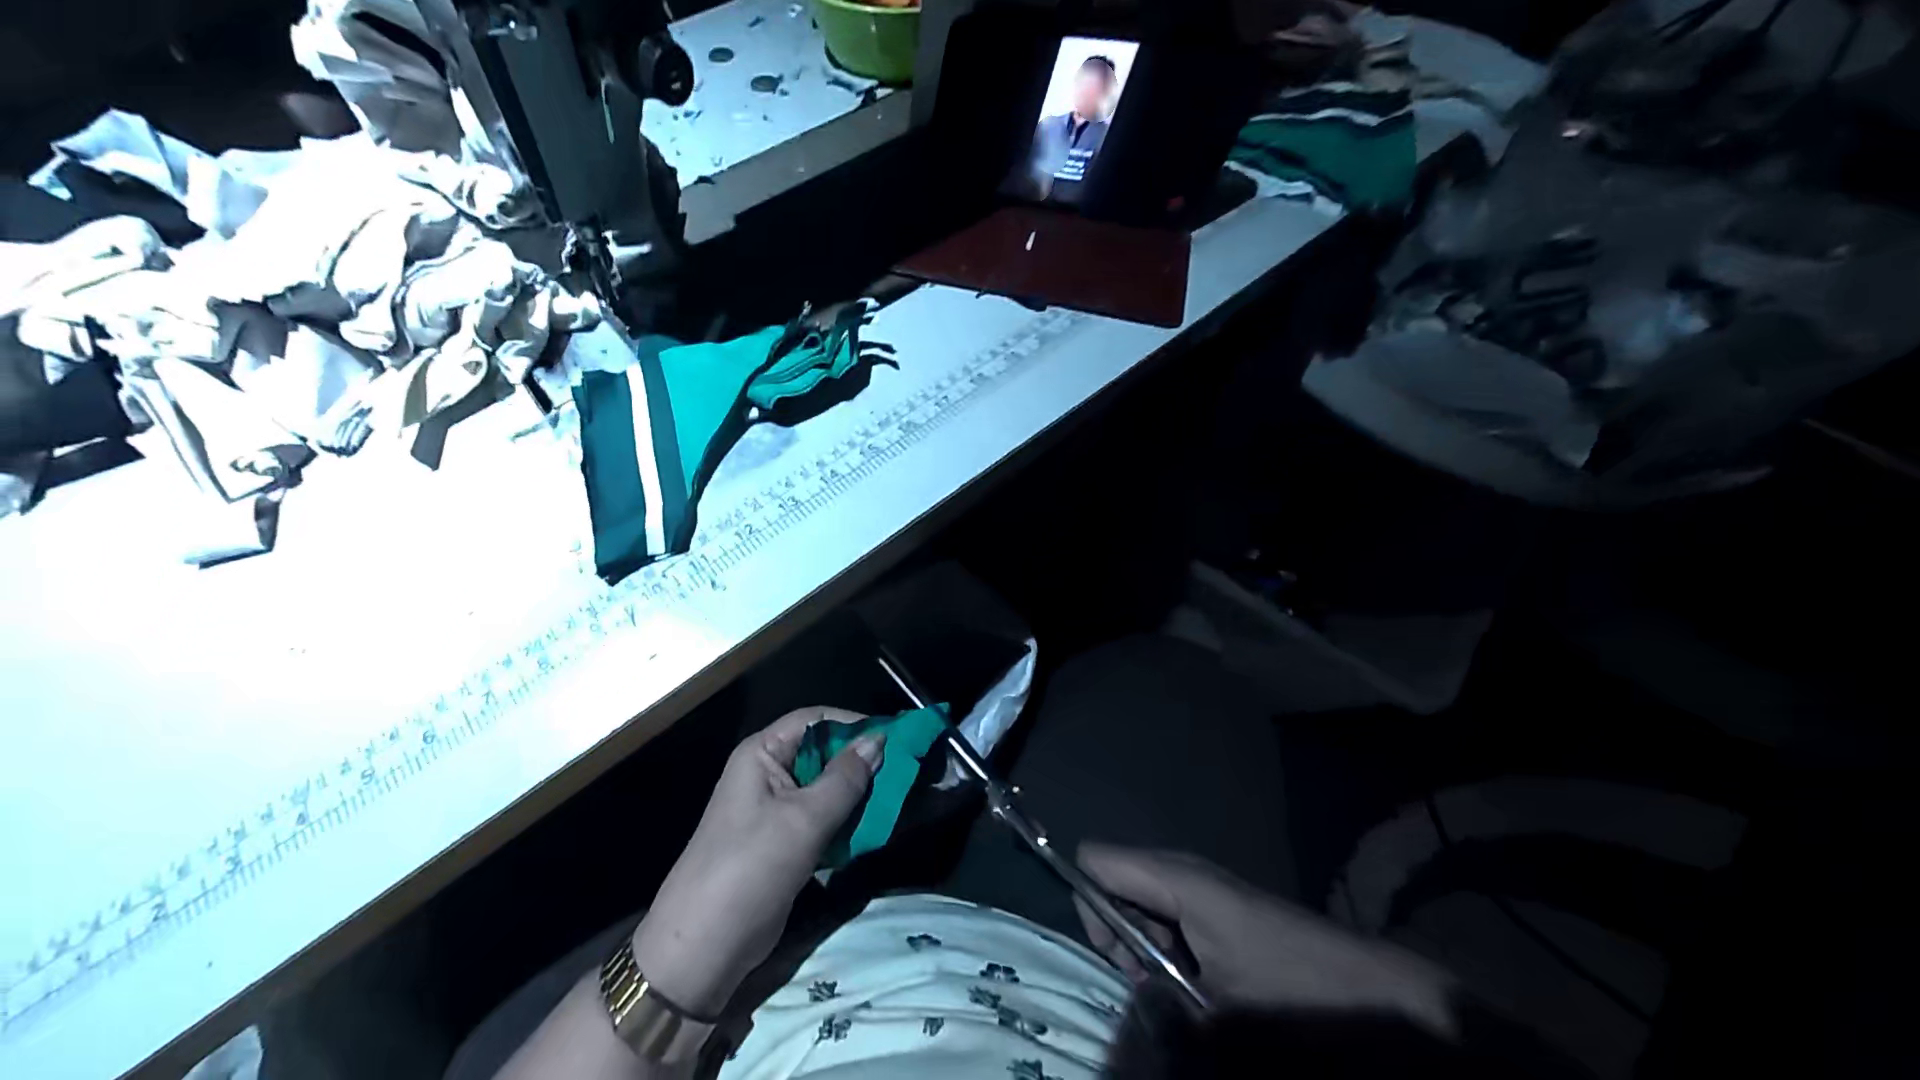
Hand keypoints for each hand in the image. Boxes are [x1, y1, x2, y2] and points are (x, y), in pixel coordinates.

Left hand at [632, 708, 881, 1015]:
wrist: (704, 946)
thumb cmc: (751, 867)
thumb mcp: (805, 819)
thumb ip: (845, 777)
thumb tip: (878, 739)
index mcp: (763, 753)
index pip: (815, 719)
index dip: (854, 723)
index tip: (896, 737)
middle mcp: (768, 772)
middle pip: (823, 751)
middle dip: (861, 759)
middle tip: (904, 770)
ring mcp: (775, 807)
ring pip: (827, 785)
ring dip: (858, 791)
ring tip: (896, 798)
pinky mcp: (784, 838)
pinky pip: (823, 815)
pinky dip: (847, 818)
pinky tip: (874, 826)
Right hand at [1075, 844, 1456, 1035]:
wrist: (1376, 996)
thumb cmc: (1289, 993)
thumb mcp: (1215, 1010)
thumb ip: (1154, 1002)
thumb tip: (1120, 1001)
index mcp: (1174, 879)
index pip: (1095, 863)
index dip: (1088, 905)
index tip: (1111, 955)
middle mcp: (1182, 871)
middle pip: (1115, 884)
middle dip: (1115, 932)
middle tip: (1145, 981)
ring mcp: (1203, 886)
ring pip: (1142, 903)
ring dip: (1142, 946)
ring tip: (1175, 989)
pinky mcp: (1220, 906)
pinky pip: (1170, 915)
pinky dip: (1168, 948)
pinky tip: (1195, 984)